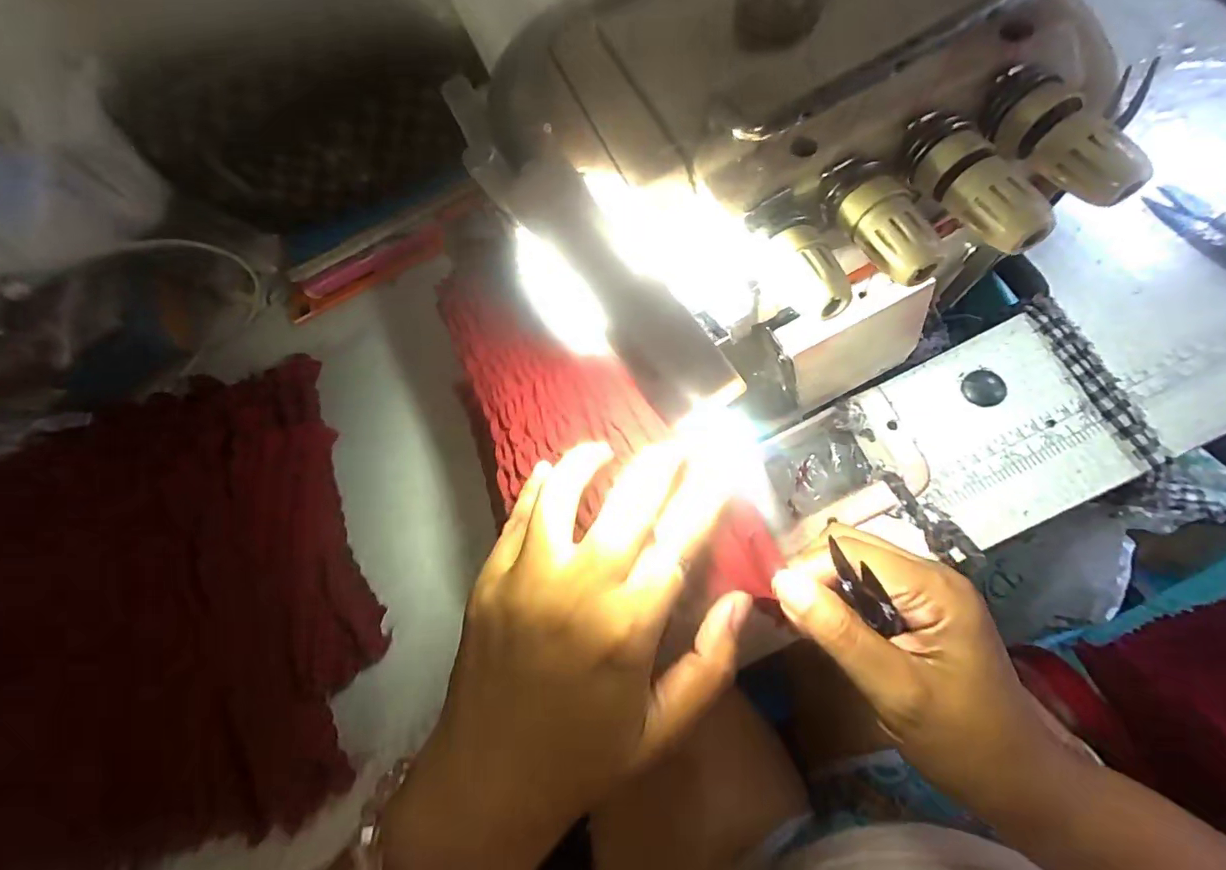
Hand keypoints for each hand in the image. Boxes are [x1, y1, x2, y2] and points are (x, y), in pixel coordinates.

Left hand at [377, 442, 751, 867]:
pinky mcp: (490, 582)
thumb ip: (709, 666)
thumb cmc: (584, 757)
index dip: (706, 499)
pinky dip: (536, 488)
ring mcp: (527, 581)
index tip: (723, 466)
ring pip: (563, 498)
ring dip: (588, 462)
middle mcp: (580, 591)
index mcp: (628, 627)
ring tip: (605, 447)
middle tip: (678, 441)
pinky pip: (517, 520)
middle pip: (629, 506)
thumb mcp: (661, 730)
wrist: (484, 784)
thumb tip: (741, 600)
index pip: (679, 542)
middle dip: (660, 465)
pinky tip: (550, 468)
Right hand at [771, 524, 1063, 818]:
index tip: (774, 603)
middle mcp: (931, 571)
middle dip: (812, 573)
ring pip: (857, 562)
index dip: (808, 568)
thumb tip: (782, 583)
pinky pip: (871, 585)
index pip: (850, 547)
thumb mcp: (895, 691)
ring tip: (796, 620)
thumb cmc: (962, 740)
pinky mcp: (923, 605)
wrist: (1020, 777)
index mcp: (932, 585)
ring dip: (824, 586)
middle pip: (852, 546)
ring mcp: (928, 586)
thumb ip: (839, 634)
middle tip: (781, 613)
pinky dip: (843, 600)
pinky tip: (825, 626)